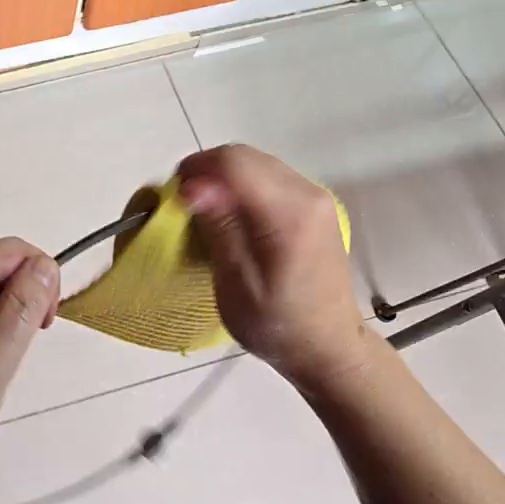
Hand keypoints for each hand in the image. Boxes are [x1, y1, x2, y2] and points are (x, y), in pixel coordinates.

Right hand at [177, 145, 377, 393]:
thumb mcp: (236, 285)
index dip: (197, 170)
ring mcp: (315, 195)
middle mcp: (307, 194)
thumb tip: (193, 185)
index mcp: (289, 215)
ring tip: (204, 209)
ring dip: (222, 176)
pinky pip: (267, 174)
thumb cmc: (277, 324)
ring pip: (254, 161)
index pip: (234, 164)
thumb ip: (218, 227)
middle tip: (184, 204)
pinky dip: (240, 183)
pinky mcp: (313, 202)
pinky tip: (231, 213)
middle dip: (206, 171)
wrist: (329, 347)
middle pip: (244, 156)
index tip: (175, 198)